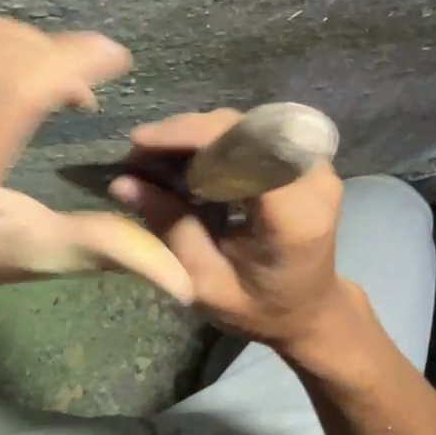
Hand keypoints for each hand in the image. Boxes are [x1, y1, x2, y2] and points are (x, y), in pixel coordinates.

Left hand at [0, 14, 191, 306]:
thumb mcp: (37, 256)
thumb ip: (107, 251)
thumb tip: (182, 279)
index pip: (19, 91)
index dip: (74, 61)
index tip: (117, 58)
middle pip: (6, 54)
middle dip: (59, 55)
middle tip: (88, 85)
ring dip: (33, 48)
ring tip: (59, 83)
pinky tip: (16, 75)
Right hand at [110, 109, 362, 360]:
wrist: (308, 309)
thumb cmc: (258, 307)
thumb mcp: (204, 282)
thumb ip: (170, 228)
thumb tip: (123, 184)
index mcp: (293, 216)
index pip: (245, 147)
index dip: (190, 134)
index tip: (139, 144)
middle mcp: (312, 180)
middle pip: (241, 128)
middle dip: (183, 136)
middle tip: (137, 159)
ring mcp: (312, 164)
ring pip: (242, 125)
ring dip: (193, 137)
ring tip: (152, 161)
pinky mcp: (302, 159)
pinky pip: (250, 134)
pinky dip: (209, 142)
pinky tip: (181, 163)